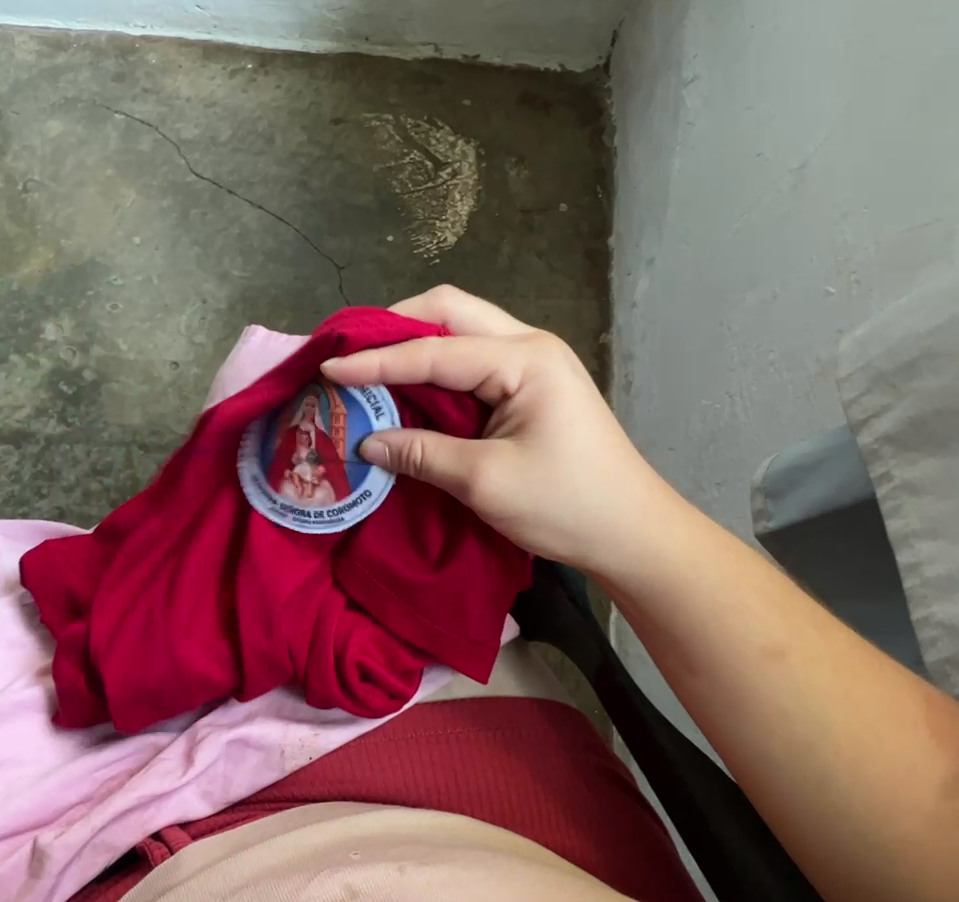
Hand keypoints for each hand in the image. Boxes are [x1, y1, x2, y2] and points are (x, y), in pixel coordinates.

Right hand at [320, 286, 680, 575]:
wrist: (631, 532)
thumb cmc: (565, 505)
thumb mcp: (484, 482)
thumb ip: (421, 454)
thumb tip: (365, 441)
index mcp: (525, 359)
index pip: (434, 350)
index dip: (376, 360)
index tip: (327, 367)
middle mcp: (529, 345)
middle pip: (449, 312)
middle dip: (394, 326)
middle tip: (349, 351)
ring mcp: (532, 363)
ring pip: (460, 331)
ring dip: (412, 345)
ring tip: (366, 366)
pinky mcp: (528, 388)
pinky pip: (470, 362)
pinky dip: (432, 370)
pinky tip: (405, 389)